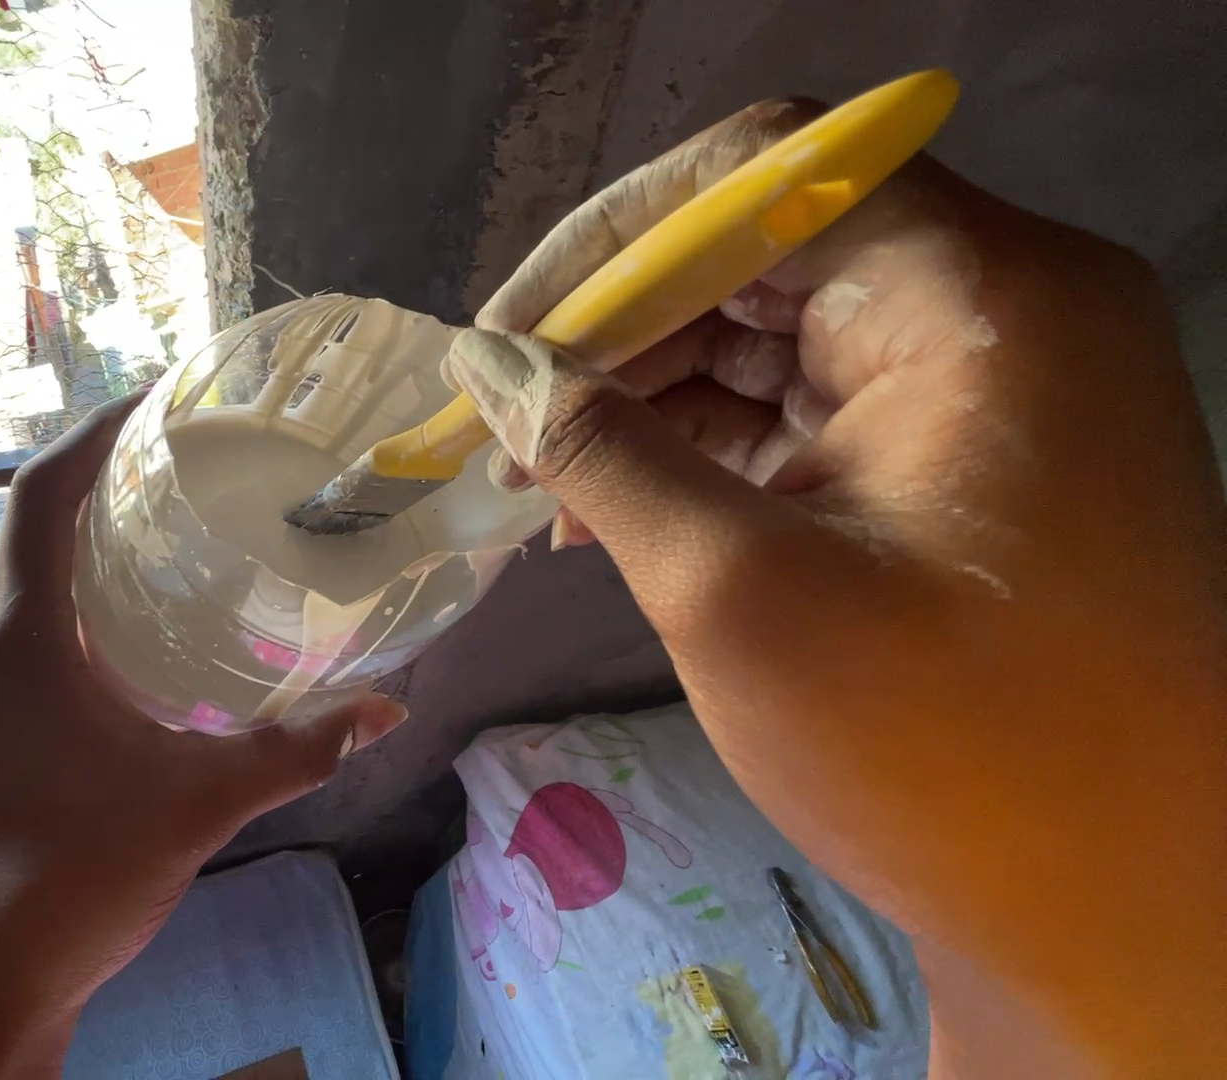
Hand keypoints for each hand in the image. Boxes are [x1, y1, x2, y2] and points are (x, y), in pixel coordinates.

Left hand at [0, 393, 407, 1079]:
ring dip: (103, 522)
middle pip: (44, 516)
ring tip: (188, 499)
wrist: (1, 971)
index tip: (158, 400)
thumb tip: (387, 709)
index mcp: (29, 638)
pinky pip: (63, 611)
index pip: (43, 496)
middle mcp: (10, 641)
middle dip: (108, 465)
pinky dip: (107, 580)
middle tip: (194, 445)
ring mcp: (14, 675)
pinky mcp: (28, 706)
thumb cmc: (79, 877)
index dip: (93, 434)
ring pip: (50, 564)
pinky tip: (169, 598)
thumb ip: (297, 753)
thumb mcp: (200, 804)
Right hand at [449, 99, 1226, 1074]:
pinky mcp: (906, 465)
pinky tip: (591, 515)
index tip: (508, 336)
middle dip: (603, 334)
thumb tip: (484, 364)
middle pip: (741, 256)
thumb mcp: (730, 585)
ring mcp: (940, 392)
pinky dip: (665, 452)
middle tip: (498, 423)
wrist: (1104, 912)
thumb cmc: (934, 747)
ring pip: (736, 341)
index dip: (614, 241)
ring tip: (528, 484)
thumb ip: (595, 451)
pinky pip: (758, 416)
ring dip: (621, 401)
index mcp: (969, 300)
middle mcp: (969, 314)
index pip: (764, 173)